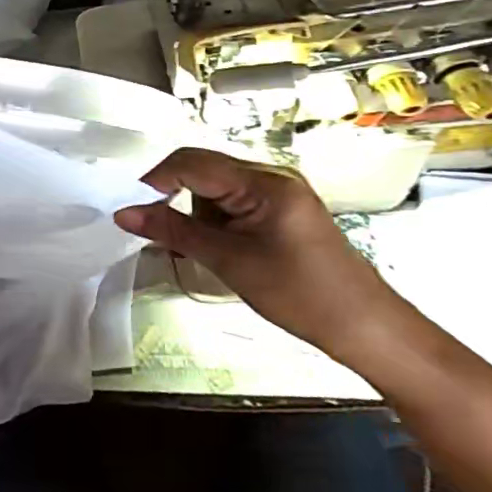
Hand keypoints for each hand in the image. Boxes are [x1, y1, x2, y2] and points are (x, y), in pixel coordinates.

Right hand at [113, 148, 413, 360]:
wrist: (368, 329)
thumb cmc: (300, 294)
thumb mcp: (228, 261)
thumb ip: (172, 231)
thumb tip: (123, 213)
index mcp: (263, 182)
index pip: (191, 163)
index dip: (155, 180)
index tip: (132, 209)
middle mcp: (271, 176)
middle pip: (202, 170)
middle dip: (175, 198)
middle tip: (160, 234)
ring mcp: (279, 191)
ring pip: (214, 187)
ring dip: (196, 213)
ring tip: (201, 252)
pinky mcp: (282, 209)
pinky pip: (233, 202)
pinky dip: (215, 222)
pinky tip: (219, 249)